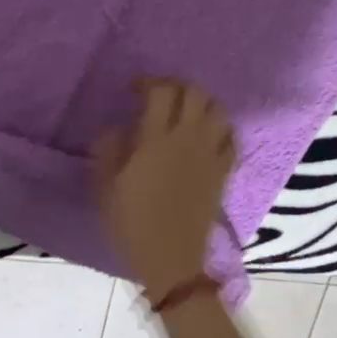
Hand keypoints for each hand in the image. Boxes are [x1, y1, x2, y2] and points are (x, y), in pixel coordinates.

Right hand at [93, 78, 235, 291]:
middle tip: (159, 94)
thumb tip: (115, 128)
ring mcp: (211, 154)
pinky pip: (230, 136)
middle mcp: (188, 139)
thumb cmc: (130, 221)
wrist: (170, 255)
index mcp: (155, 140)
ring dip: (200, 102)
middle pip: (194, 93)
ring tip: (184, 110)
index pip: (161, 93)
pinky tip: (206, 133)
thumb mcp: (106, 185)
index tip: (134, 88)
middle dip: (176, 85)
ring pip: (217, 110)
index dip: (148, 82)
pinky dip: (219, 126)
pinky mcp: (224, 170)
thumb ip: (109, 150)